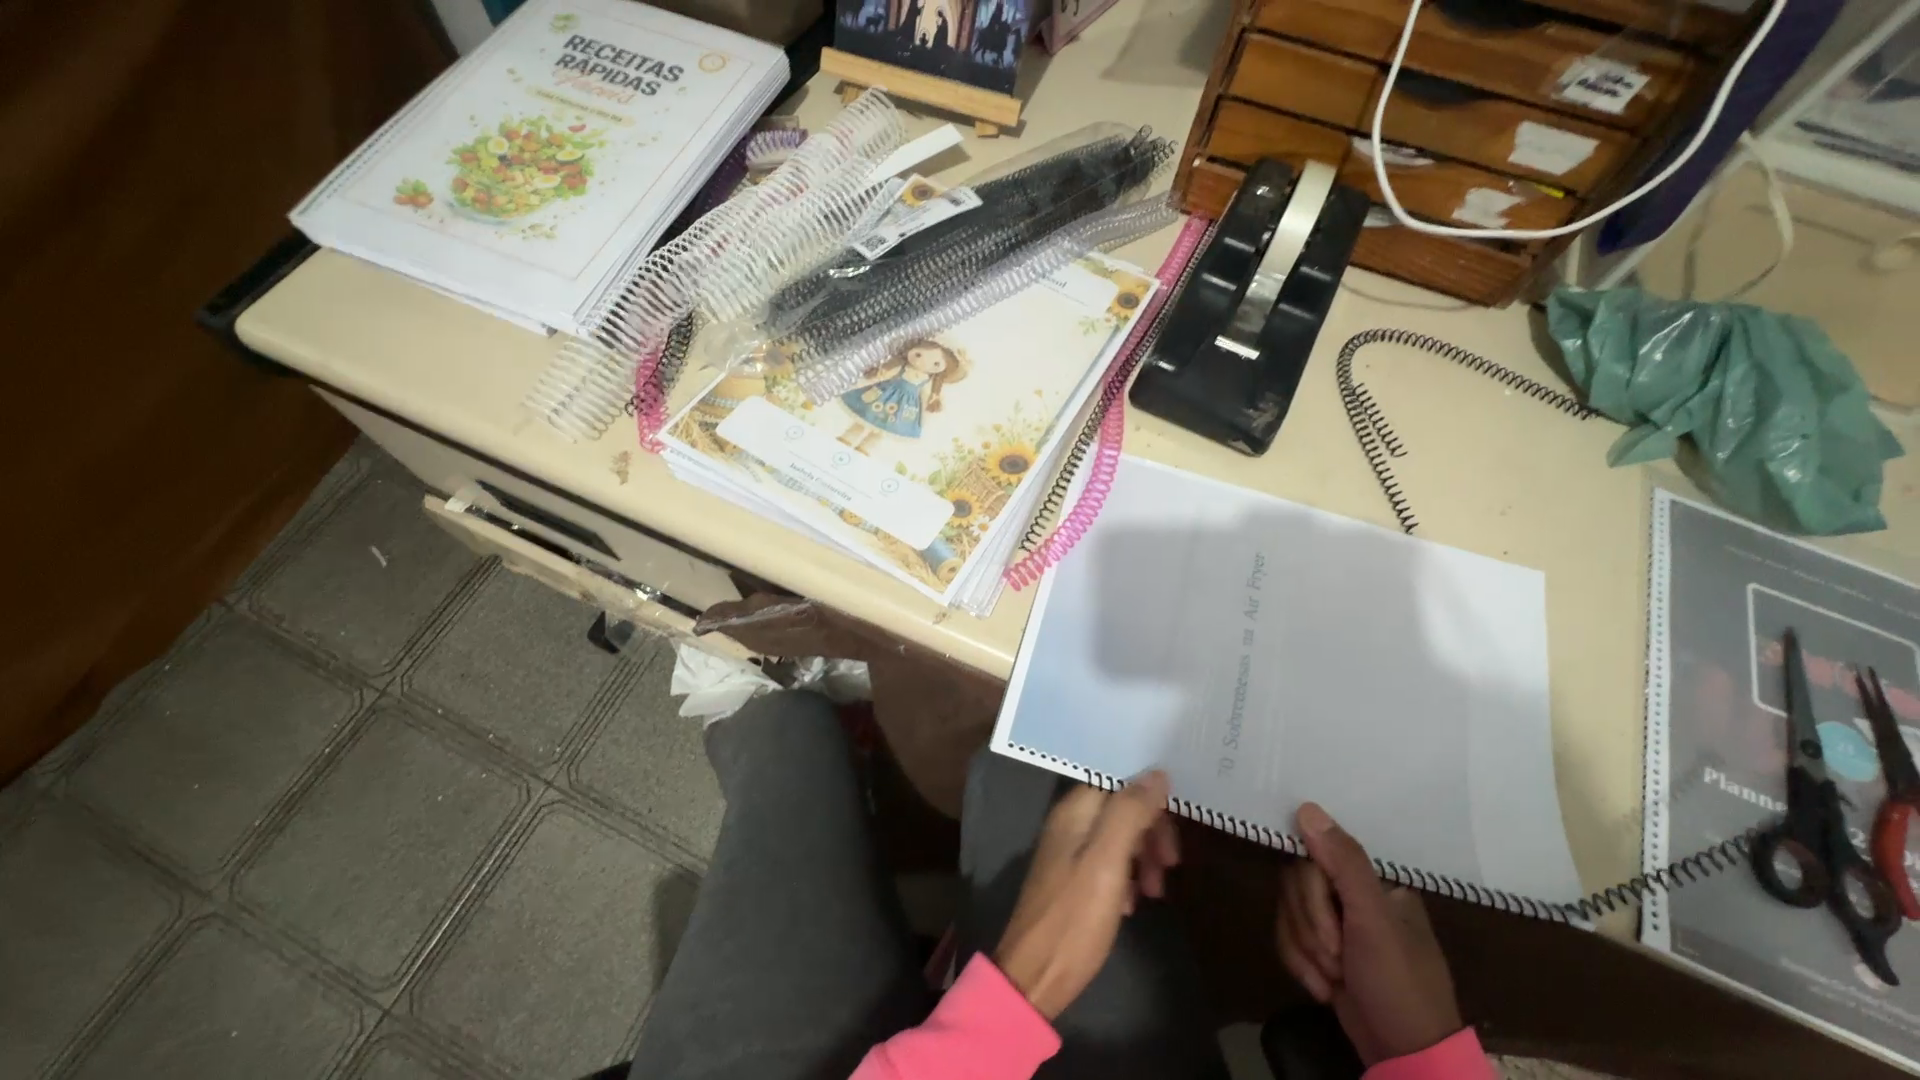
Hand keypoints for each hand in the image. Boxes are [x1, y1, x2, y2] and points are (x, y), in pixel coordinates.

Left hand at [993, 771, 1178, 1018]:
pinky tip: (1133, 904)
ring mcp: (1069, 853)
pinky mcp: (1073, 881)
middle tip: (1171, 864)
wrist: (1036, 975)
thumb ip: (1129, 813)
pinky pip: (1109, 865)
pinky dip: (1127, 878)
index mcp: (1074, 812)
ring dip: (1143, 858)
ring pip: (1118, 838)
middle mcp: (1069, 824)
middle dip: (1151, 831)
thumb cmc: (1074, 916)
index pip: (1119, 780)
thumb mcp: (1107, 861)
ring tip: (1155, 892)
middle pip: (1121, 809)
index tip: (1176, 823)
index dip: (1150, 796)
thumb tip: (1157, 773)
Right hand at [1276, 802, 1462, 1064]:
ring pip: (1287, 910)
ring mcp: (1337, 921)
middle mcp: (1354, 893)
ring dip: (1304, 950)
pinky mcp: (1321, 948)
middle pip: (1296, 883)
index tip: (1331, 924)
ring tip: (1336, 977)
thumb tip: (1307, 807)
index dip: (1312, 893)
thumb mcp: (1375, 922)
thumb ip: (1344, 863)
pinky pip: (1286, 936)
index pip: (1316, 856)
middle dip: (1310, 928)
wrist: (1403, 1055)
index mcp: (1376, 880)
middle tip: (1338, 957)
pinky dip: (1299, 964)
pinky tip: (1326, 987)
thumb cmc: (1400, 984)